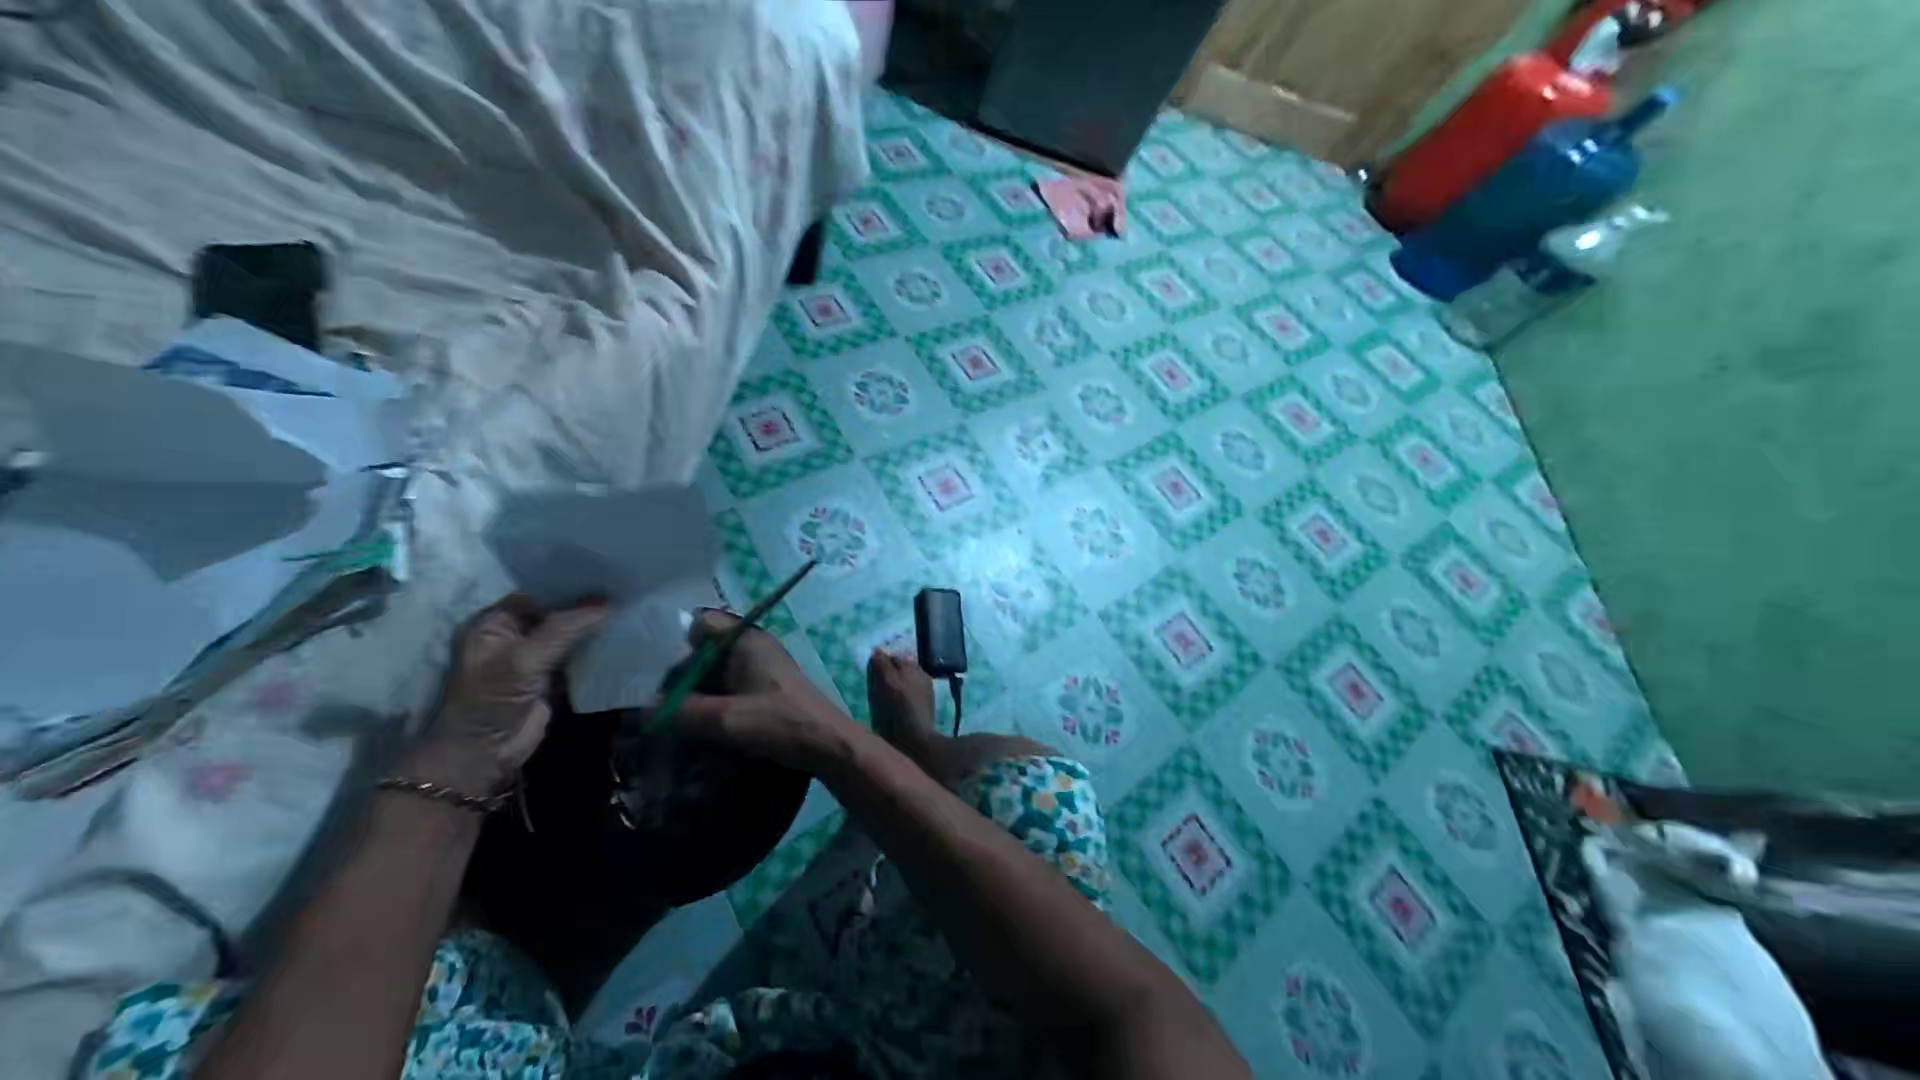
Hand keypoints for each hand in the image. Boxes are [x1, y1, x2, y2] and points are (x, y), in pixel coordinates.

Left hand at [407, 594, 609, 794]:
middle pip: (558, 612)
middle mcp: (515, 634)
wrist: (483, 754)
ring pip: (572, 633)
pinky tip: (625, 636)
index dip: (572, 585)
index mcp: (496, 622)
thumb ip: (565, 629)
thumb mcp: (524, 659)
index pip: (540, 592)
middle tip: (627, 590)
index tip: (609, 575)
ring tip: (632, 608)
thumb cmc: (490, 701)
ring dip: (597, 627)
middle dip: (589, 605)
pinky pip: (580, 655)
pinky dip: (599, 648)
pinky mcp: (553, 677)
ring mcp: (535, 657)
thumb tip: (609, 603)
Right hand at [671, 609, 860, 772]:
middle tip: (662, 702)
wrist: (827, 744)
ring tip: (676, 719)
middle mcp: (755, 647)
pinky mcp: (767, 690)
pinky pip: (731, 688)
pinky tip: (702, 727)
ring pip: (718, 672)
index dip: (679, 645)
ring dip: (699, 693)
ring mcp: (763, 668)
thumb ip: (683, 712)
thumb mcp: (724, 719)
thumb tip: (649, 710)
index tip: (663, 675)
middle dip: (685, 675)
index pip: (702, 624)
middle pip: (707, 650)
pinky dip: (716, 703)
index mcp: (747, 640)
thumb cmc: (779, 722)